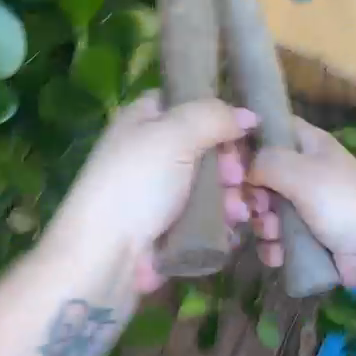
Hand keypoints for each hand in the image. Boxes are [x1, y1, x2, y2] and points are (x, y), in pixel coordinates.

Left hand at [47, 93, 256, 292]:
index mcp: (142, 118)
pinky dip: (221, 216)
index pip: (187, 101)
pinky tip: (233, 224)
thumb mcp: (175, 135)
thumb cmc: (137, 183)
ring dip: (230, 192)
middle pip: (204, 144)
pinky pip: (203, 212)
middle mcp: (149, 149)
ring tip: (239, 209)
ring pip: (208, 181)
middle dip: (229, 160)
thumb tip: (249, 116)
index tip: (241, 130)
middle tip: (238, 177)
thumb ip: (214, 117)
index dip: (216, 113)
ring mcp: (157, 189)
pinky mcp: (166, 223)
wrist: (106, 254)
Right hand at [247, 119, 355, 297]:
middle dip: (252, 194)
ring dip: (263, 224)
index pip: (270, 129)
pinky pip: (277, 236)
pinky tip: (278, 254)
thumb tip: (245, 169)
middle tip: (254, 209)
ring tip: (274, 234)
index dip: (247, 143)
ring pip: (266, 208)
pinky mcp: (307, 234)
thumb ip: (265, 161)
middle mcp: (306, 170)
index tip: (230, 164)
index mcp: (309, 144)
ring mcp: (307, 204)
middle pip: (261, 173)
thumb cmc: (343, 203)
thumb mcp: (302, 173)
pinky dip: (274, 246)